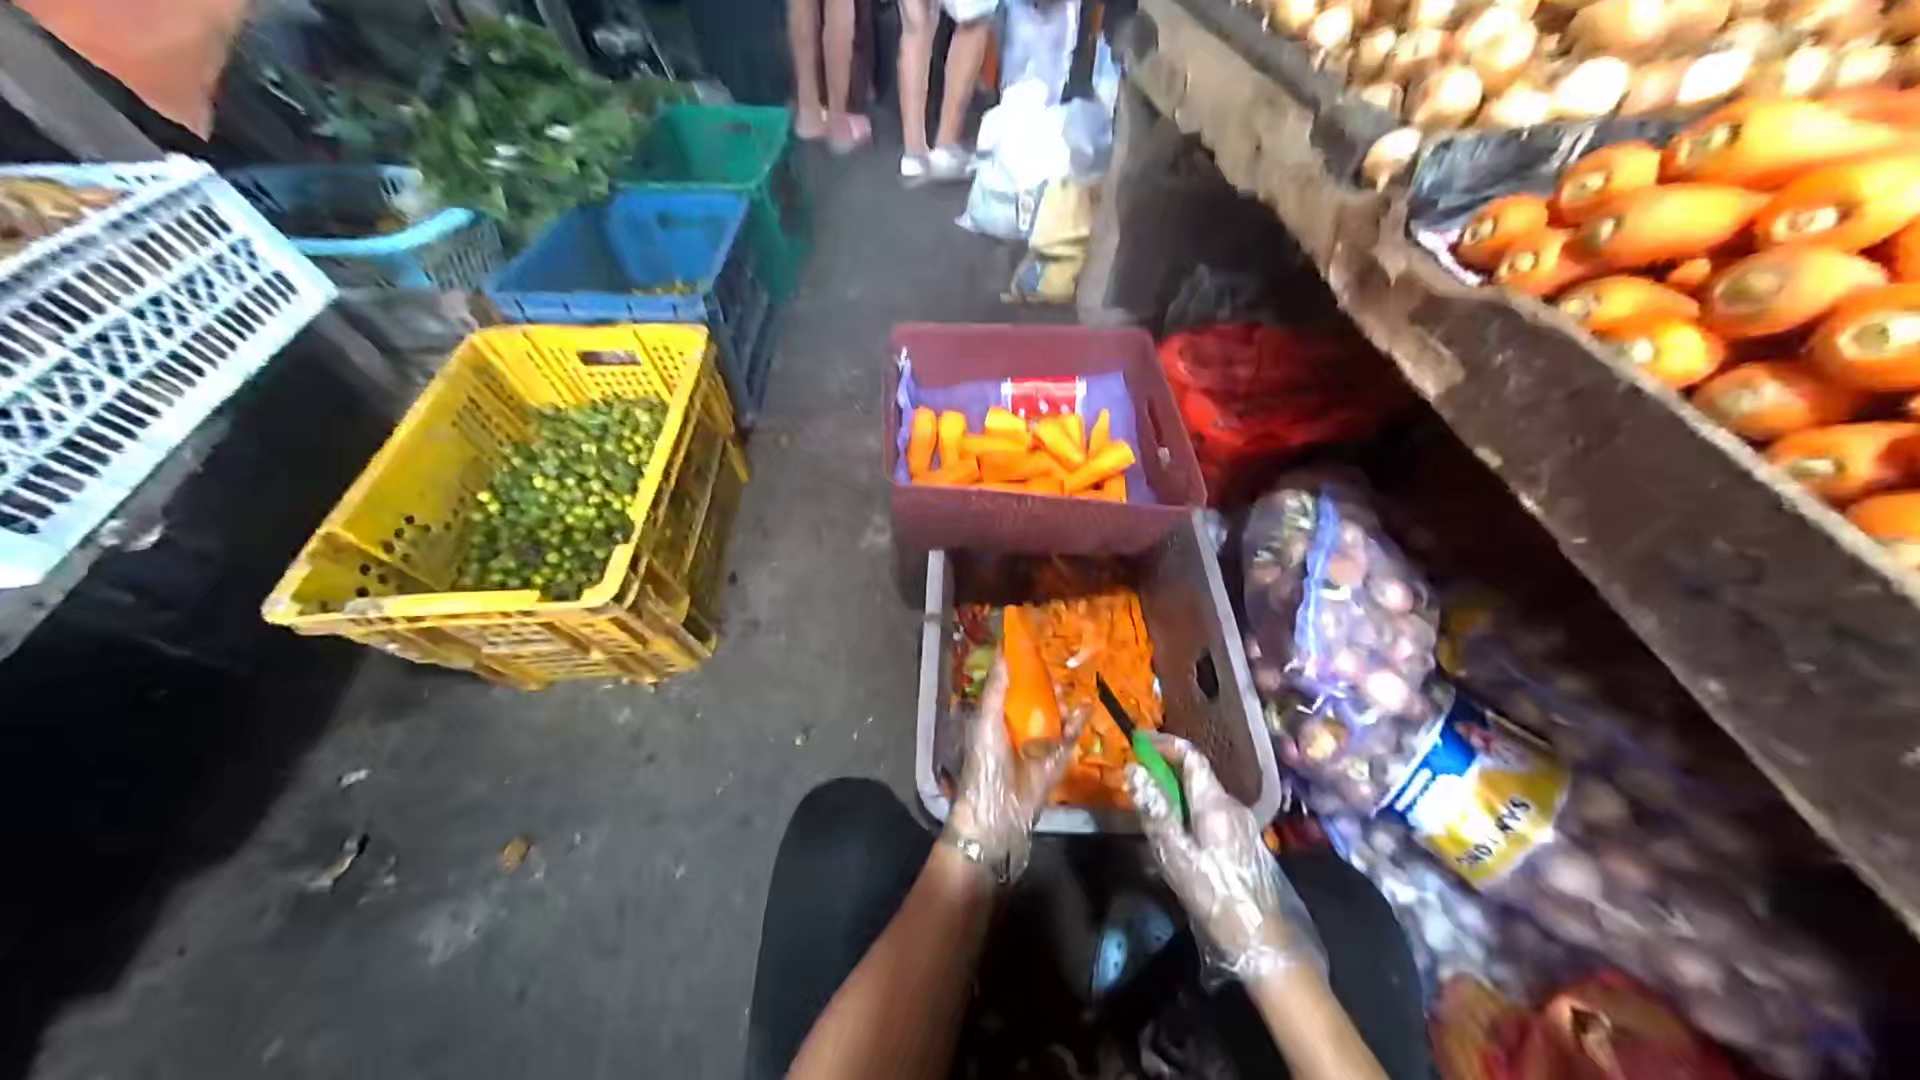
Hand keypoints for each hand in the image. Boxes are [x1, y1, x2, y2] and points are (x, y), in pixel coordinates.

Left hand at [944, 655, 1080, 881]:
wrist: (997, 812)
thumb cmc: (985, 763)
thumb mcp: (987, 721)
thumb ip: (996, 690)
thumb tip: (1003, 654)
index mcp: (998, 716)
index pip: (1011, 686)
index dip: (1020, 667)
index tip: (1032, 643)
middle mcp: (1019, 727)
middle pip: (1037, 698)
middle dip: (1046, 682)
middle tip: (1057, 663)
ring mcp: (1040, 744)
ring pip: (1056, 715)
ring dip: (1063, 700)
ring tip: (1070, 684)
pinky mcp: (1057, 760)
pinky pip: (1070, 738)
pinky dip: (1078, 723)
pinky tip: (1084, 706)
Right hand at [1128, 733, 1327, 983]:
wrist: (1268, 946)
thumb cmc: (1218, 897)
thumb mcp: (1177, 856)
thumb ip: (1156, 811)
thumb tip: (1133, 770)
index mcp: (1216, 804)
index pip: (1191, 756)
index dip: (1164, 744)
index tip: (1138, 742)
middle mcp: (1232, 806)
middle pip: (1196, 775)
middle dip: (1165, 770)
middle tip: (1136, 781)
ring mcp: (1241, 825)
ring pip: (1201, 796)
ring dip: (1174, 793)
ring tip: (1149, 811)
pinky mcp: (1243, 843)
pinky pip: (1209, 814)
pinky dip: (1187, 812)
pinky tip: (1175, 838)